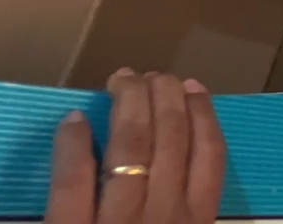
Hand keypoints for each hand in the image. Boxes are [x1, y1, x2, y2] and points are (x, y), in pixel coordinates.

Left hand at [45, 70, 225, 223]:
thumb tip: (184, 164)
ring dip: (128, 104)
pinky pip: (74, 182)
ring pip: (131, 147)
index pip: (210, 155)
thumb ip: (184, 215)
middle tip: (154, 74)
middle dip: (165, 97)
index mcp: (196, 223)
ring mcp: (119, 222)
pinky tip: (73, 120)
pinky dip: (74, 145)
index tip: (193, 86)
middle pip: (171, 140)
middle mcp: (166, 215)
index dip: (203, 113)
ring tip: (122, 80)